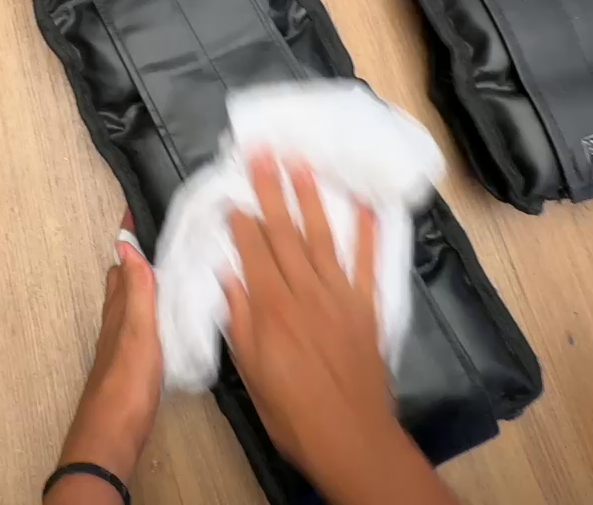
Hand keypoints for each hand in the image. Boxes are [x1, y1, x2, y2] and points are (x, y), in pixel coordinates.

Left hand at [52, 213, 161, 498]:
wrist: (113, 435)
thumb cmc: (125, 385)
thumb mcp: (138, 330)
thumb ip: (136, 288)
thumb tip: (125, 243)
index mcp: (119, 307)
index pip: (123, 260)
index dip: (128, 235)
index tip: (132, 208)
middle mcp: (117, 319)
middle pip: (123, 276)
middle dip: (132, 252)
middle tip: (147, 231)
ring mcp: (122, 339)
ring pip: (128, 297)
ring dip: (139, 277)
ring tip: (154, 263)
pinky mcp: (130, 360)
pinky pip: (137, 320)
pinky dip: (146, 305)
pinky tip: (157, 313)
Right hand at [223, 155, 454, 504]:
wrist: (353, 441)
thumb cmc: (292, 410)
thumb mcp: (251, 369)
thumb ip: (239, 316)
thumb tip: (224, 270)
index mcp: (272, 306)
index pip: (252, 248)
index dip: (241, 217)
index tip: (232, 189)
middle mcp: (305, 290)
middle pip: (284, 230)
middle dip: (271, 187)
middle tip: (263, 151)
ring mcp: (339, 295)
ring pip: (320, 235)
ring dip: (310, 195)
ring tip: (301, 161)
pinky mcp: (366, 306)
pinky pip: (367, 262)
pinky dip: (367, 232)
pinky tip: (365, 204)